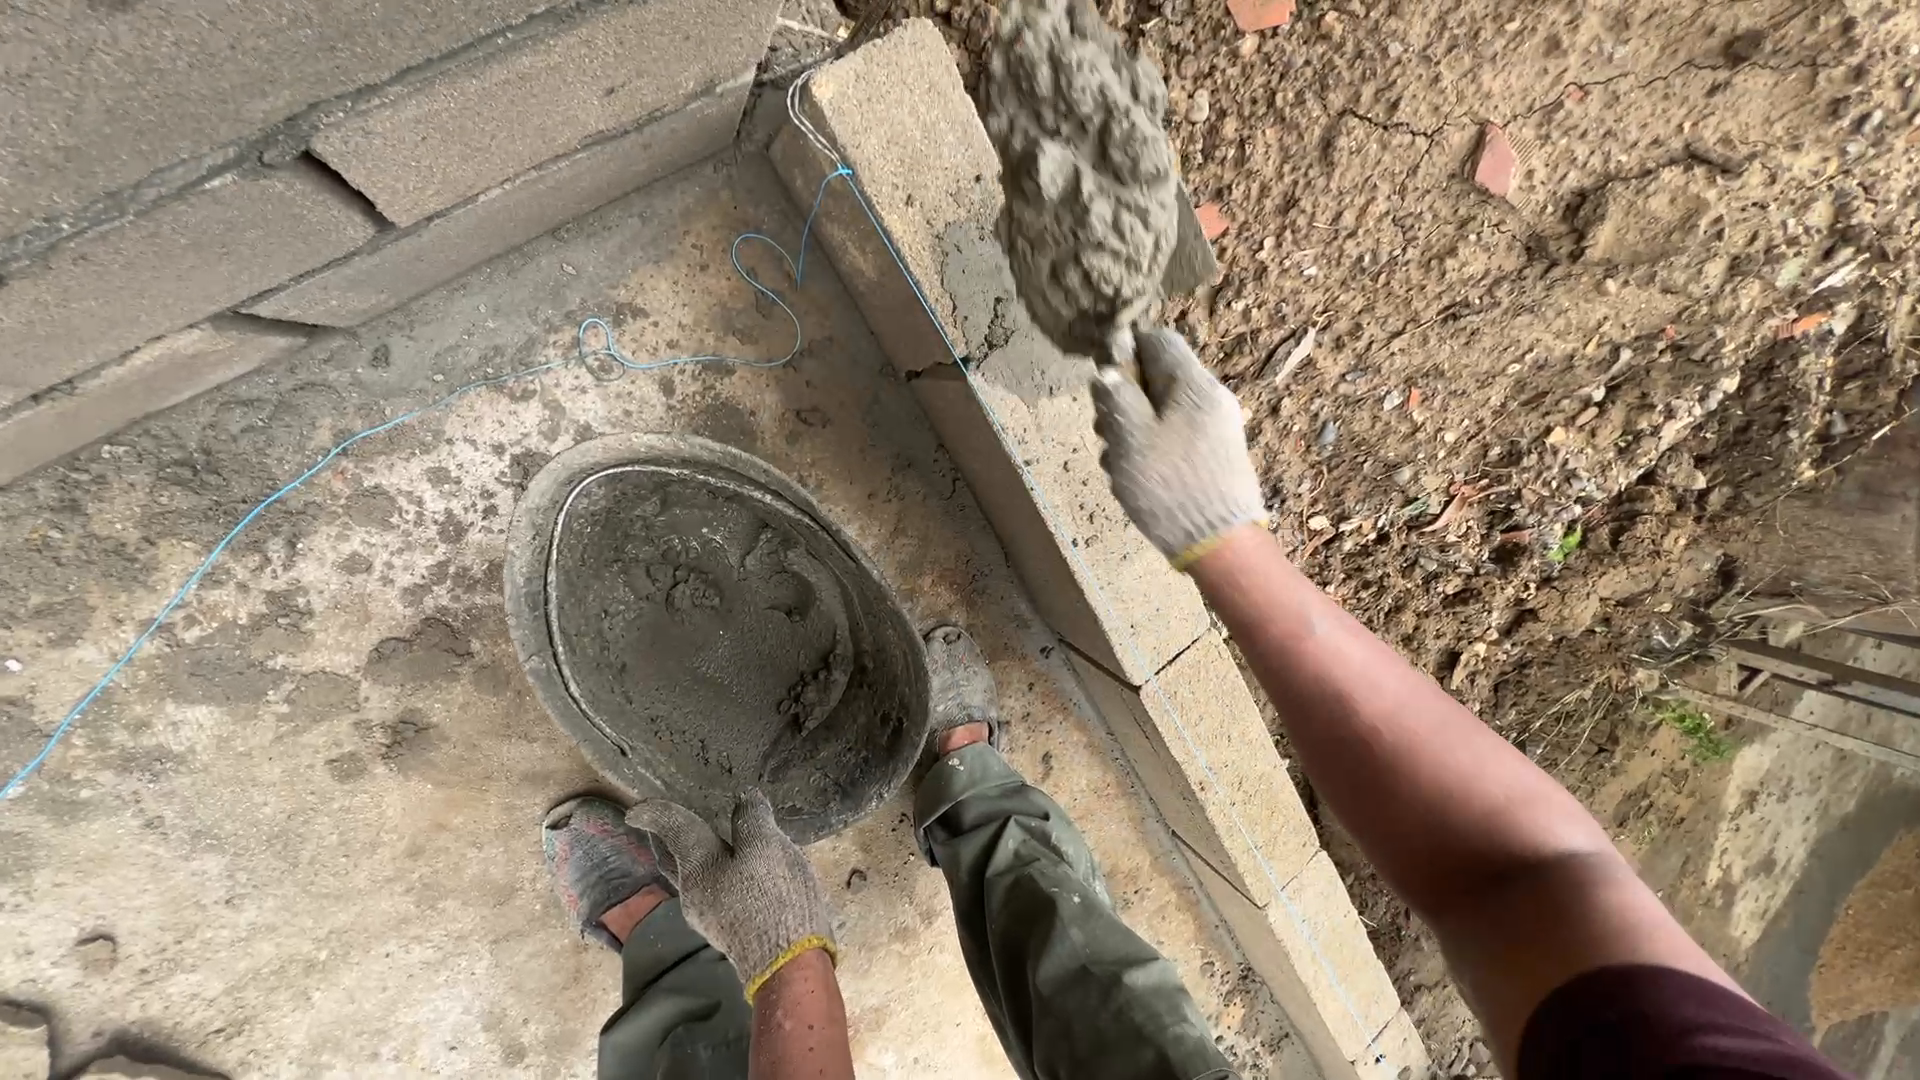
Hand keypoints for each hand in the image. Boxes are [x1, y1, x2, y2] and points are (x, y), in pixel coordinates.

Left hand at [627, 791, 834, 1001]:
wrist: (787, 964)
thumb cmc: (771, 898)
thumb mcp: (767, 847)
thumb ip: (752, 819)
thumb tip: (744, 799)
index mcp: (698, 868)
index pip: (675, 831)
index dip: (658, 815)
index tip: (634, 811)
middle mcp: (694, 894)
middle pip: (676, 859)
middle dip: (668, 841)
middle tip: (664, 824)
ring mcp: (710, 917)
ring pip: (695, 877)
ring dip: (695, 857)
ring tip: (706, 841)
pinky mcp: (729, 929)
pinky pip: (715, 890)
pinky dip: (717, 872)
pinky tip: (738, 871)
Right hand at [1091, 327, 1266, 567]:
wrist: (1219, 544)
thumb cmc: (1170, 485)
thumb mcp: (1132, 438)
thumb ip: (1117, 397)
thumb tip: (1108, 371)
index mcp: (1194, 386)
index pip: (1158, 341)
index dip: (1125, 351)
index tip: (1102, 380)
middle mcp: (1209, 401)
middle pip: (1157, 380)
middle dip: (1123, 401)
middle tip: (1104, 431)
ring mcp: (1213, 431)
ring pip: (1160, 413)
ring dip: (1130, 431)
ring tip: (1115, 462)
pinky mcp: (1212, 458)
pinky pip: (1172, 439)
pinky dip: (1149, 450)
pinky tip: (1133, 477)